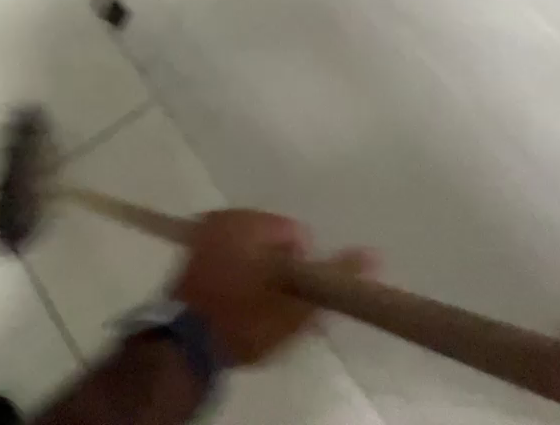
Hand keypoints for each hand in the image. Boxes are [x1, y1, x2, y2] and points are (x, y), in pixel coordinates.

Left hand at [168, 208, 374, 365]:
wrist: (186, 343)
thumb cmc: (244, 322)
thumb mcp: (297, 308)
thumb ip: (335, 279)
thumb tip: (373, 254)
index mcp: (249, 221)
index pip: (296, 234)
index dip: (303, 269)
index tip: (298, 299)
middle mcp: (224, 216)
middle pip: (273, 239)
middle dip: (283, 270)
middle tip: (281, 308)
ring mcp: (203, 230)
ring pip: (251, 247)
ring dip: (262, 272)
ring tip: (261, 309)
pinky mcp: (191, 248)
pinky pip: (230, 252)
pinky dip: (239, 270)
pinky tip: (241, 301)